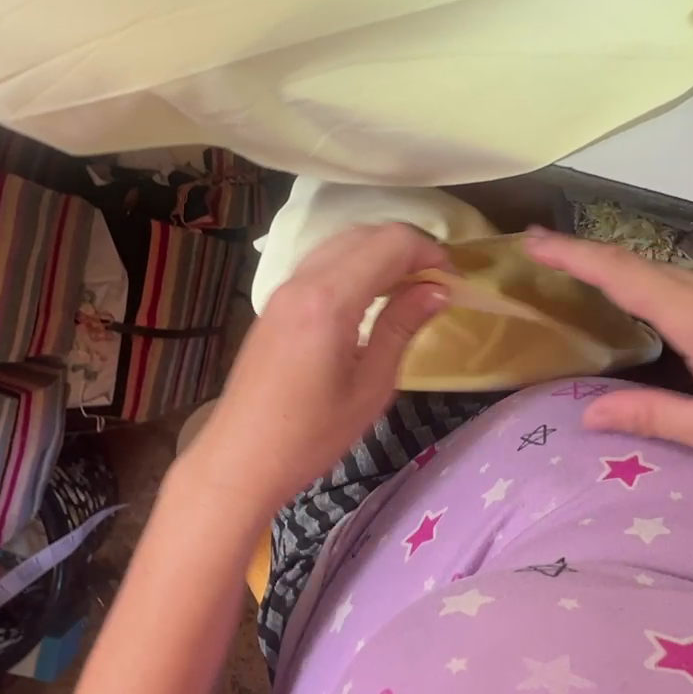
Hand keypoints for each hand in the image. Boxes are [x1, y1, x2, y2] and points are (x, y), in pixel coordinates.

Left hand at [182, 223, 450, 512]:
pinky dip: (355, 263)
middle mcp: (303, 281)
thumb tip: (438, 290)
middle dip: (409, 249)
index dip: (430, 252)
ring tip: (409, 289)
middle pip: (367, 233)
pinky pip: (323, 261)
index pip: (392, 243)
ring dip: (381, 253)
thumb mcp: (371, 387)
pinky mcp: (276, 302)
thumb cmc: (311, 436)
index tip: (453, 282)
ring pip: (343, 241)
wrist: (239, 460)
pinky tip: (372, 297)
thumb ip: (403, 327)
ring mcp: (284, 288)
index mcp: (330, 301)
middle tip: (435, 285)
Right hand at [524, 228, 692, 494]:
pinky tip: (641, 307)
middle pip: (641, 266)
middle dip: (586, 257)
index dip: (573, 255)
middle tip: (538, 255)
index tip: (531, 240)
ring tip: (575, 277)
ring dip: (620, 272)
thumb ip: (650, 416)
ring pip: (668, 275)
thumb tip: (586, 413)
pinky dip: (653, 289)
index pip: (625, 275)